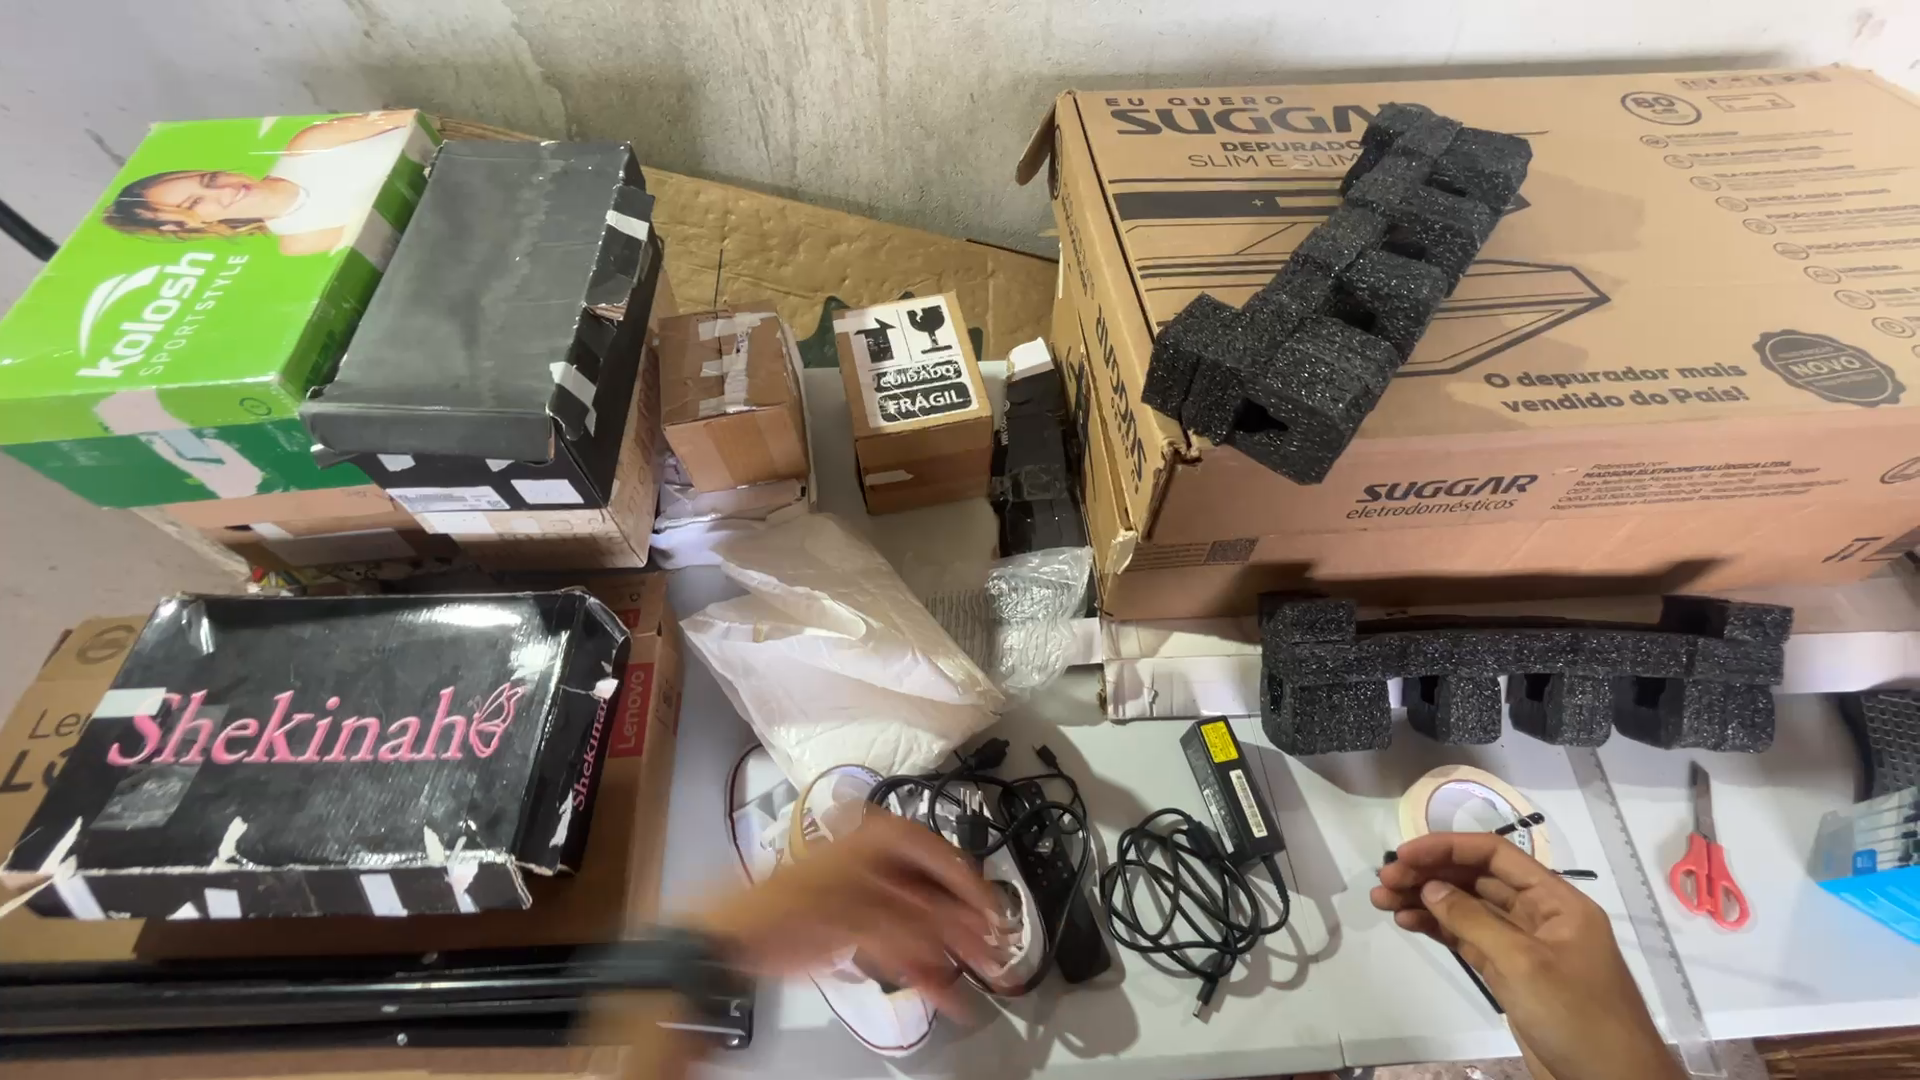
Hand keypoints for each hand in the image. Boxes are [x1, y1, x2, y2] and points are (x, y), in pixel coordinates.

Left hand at [685, 809, 1000, 1015]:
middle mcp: (879, 862)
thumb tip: (956, 925)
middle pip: (935, 891)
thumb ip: (911, 917)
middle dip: (965, 924)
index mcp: (877, 839)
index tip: (992, 911)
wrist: (738, 937)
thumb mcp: (856, 908)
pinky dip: (923, 967)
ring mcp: (871, 896)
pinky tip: (943, 989)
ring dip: (951, 951)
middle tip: (994, 951)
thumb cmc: (788, 904)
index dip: (968, 883)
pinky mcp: (861, 927)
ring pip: (923, 922)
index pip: (937, 854)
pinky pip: (903, 945)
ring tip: (978, 976)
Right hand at [1372, 833, 1682, 1079]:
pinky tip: (1405, 921)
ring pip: (1463, 906)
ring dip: (1423, 899)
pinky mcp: (1507, 971)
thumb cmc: (1579, 1019)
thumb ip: (1472, 918)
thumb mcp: (1523, 964)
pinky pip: (1463, 934)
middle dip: (1427, 874)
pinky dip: (1434, 926)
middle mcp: (1538, 914)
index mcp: (1556, 901)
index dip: (1446, 847)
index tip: (1404, 854)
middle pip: (1473, 877)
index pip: (1494, 854)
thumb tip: (1428, 886)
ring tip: (1382, 900)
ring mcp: (1521, 943)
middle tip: (1384, 880)